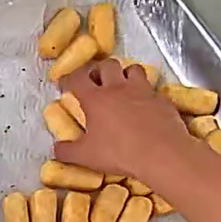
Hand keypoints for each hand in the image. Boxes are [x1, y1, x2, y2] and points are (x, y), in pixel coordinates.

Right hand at [52, 60, 203, 185]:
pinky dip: (144, 92)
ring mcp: (143, 91)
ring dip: (125, 74)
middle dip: (99, 70)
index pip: (77, 78)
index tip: (65, 84)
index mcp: (95, 99)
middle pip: (107, 65)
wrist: (162, 154)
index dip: (69, 78)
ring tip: (122, 87)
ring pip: (133, 68)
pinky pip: (151, 88)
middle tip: (95, 83)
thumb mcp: (85, 157)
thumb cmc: (119, 153)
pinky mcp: (162, 99)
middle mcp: (119, 88)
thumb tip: (58, 148)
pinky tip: (143, 106)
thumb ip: (67, 151)